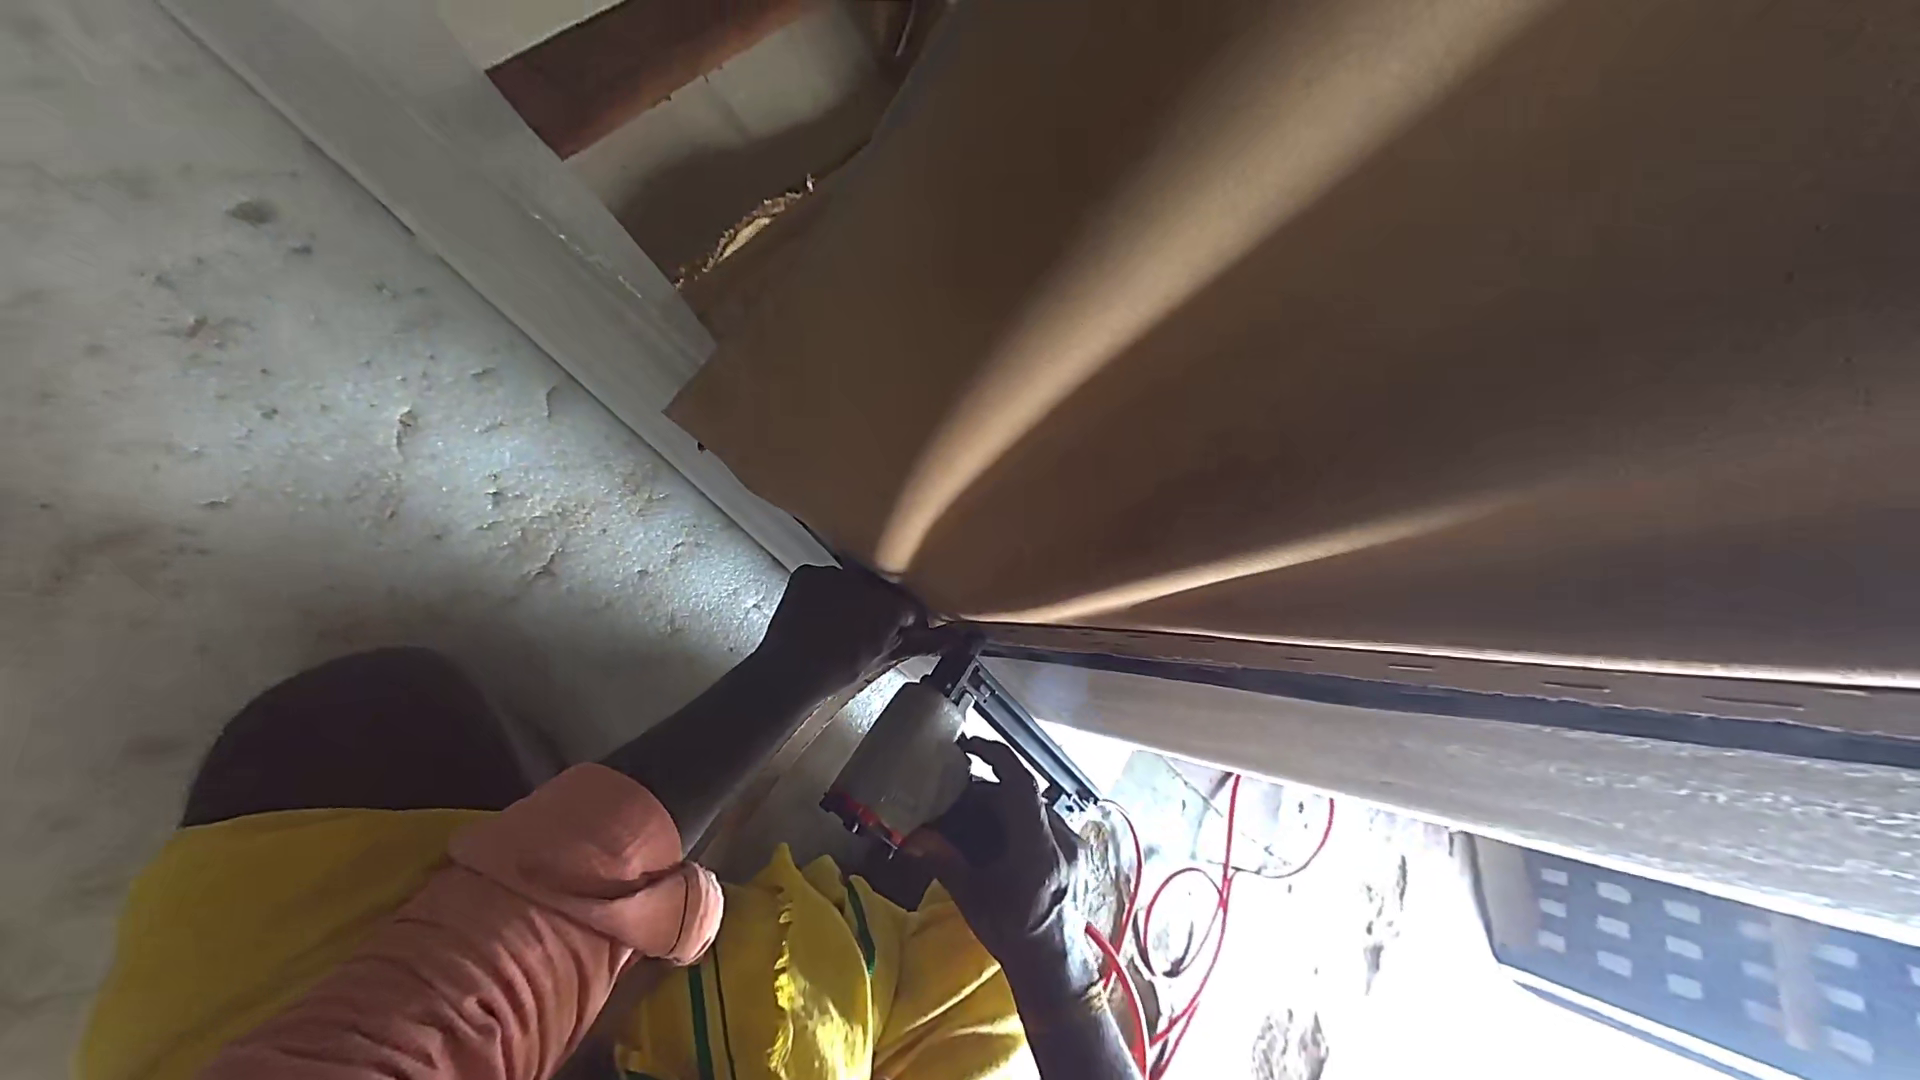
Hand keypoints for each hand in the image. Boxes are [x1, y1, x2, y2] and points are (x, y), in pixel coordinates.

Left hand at [752, 564, 946, 693]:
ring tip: (840, 624)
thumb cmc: (840, 669)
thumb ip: (926, 643)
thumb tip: (960, 640)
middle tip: (868, 629)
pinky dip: (825, 593)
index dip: (907, 619)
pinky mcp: (808, 573)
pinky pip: (825, 578)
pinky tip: (820, 615)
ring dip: (852, 596)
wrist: (789, 673)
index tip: (901, 631)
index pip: (909, 603)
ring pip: (854, 580)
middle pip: (882, 588)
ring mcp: (833, 574)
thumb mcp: (886, 657)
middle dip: (879, 604)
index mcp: (888, 604)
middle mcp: (865, 581)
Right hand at [905, 738, 1086, 981]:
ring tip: (975, 816)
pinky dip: (1018, 818)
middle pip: (1020, 795)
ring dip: (1002, 804)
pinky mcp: (1075, 850)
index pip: (1022, 785)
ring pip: (1032, 806)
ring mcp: (1073, 843)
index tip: (970, 744)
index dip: (997, 756)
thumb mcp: (975, 899)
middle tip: (957, 797)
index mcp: (1039, 848)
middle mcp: (1062, 838)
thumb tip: (912, 838)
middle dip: (987, 791)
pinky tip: (999, 835)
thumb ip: (946, 862)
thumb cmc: (1014, 935)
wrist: (1055, 968)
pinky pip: (1043, 819)